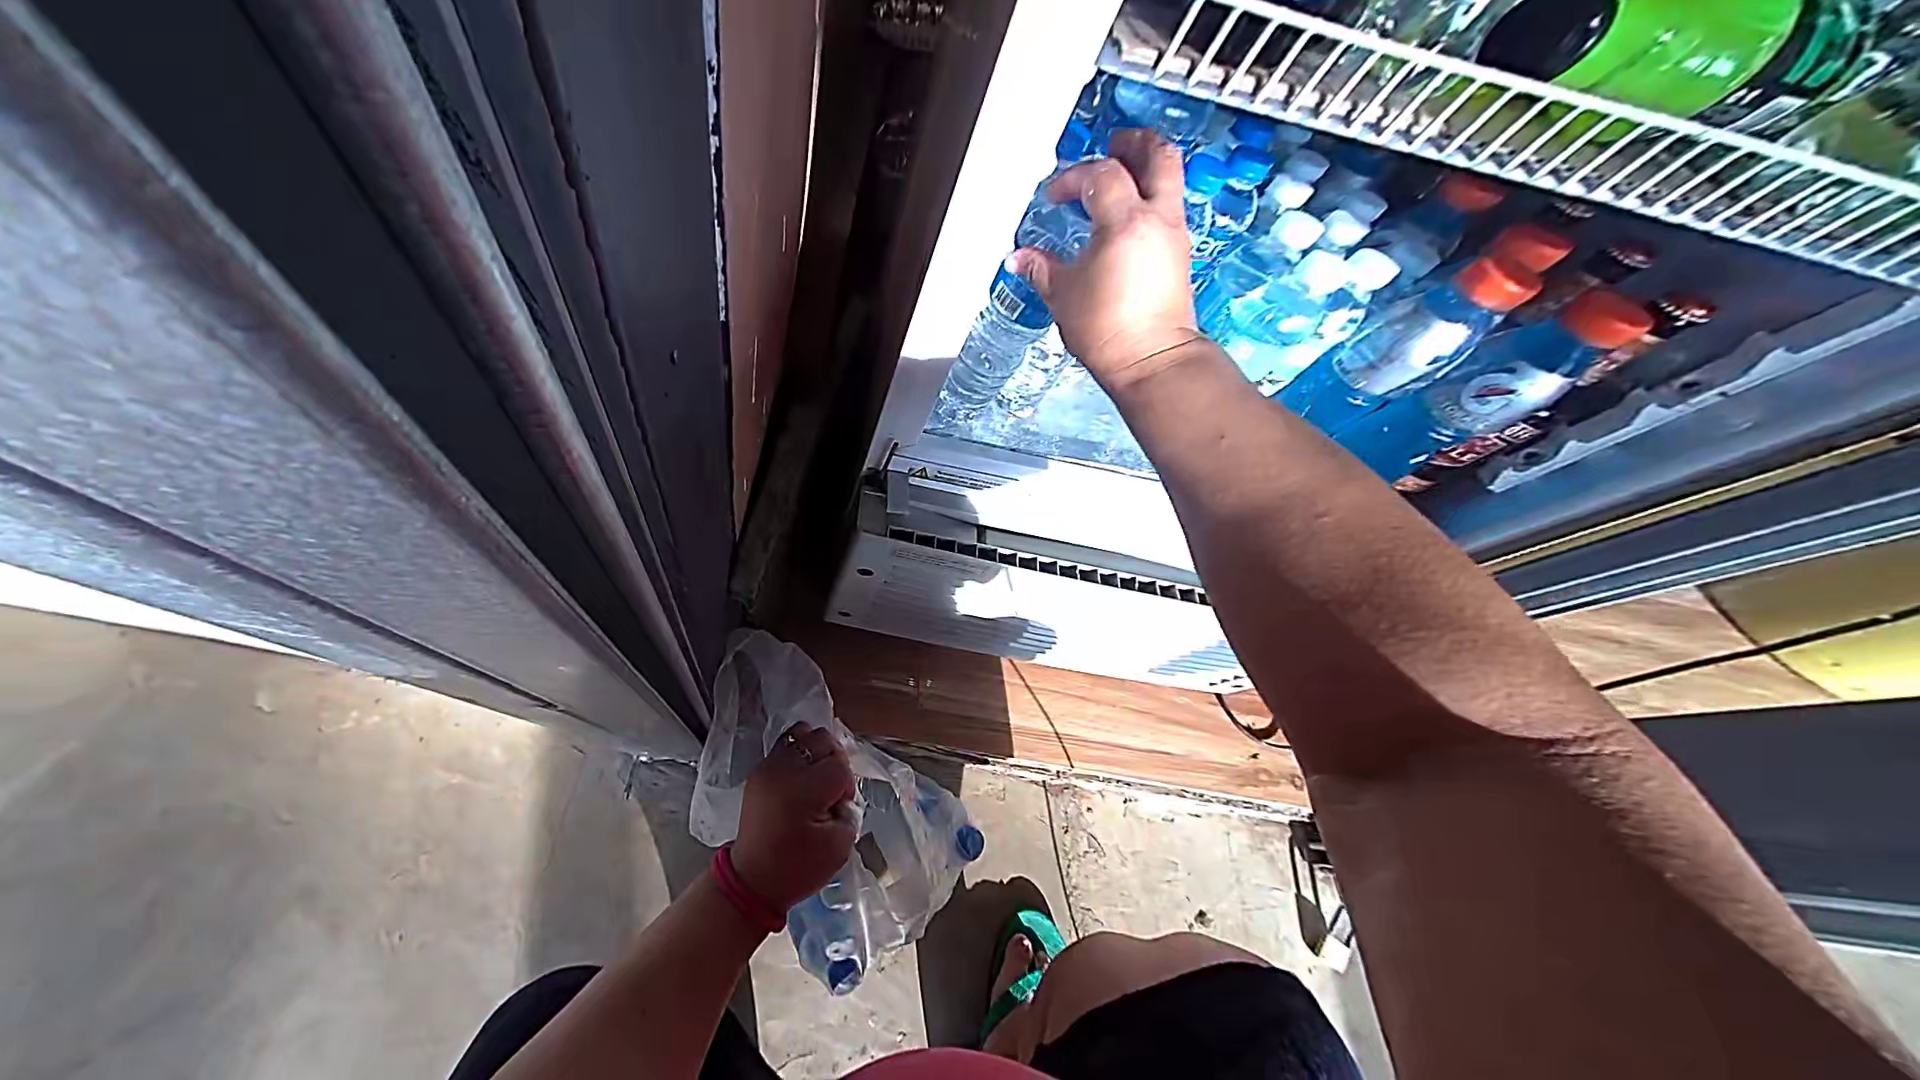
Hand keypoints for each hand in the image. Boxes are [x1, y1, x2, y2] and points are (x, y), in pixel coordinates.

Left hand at [732, 724, 857, 911]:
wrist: (752, 881)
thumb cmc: (797, 868)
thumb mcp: (840, 847)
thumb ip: (850, 811)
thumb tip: (843, 793)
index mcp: (802, 791)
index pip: (840, 766)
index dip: (846, 786)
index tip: (839, 807)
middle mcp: (783, 771)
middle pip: (823, 739)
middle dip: (834, 761)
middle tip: (831, 790)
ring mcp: (768, 767)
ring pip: (804, 732)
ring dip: (817, 751)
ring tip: (816, 777)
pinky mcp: (759, 770)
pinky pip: (786, 743)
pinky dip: (800, 752)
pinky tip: (802, 776)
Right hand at [1012, 128, 1203, 391]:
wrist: (1150, 361)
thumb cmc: (1110, 330)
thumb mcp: (1063, 295)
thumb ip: (1041, 268)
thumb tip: (1021, 259)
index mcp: (1124, 221)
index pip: (1099, 174)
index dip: (1073, 178)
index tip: (1056, 195)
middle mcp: (1157, 220)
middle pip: (1157, 155)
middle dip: (1133, 144)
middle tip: (1114, 143)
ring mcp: (1174, 237)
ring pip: (1171, 179)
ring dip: (1148, 168)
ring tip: (1124, 174)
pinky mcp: (1180, 257)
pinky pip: (1170, 210)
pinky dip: (1153, 200)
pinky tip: (1131, 218)